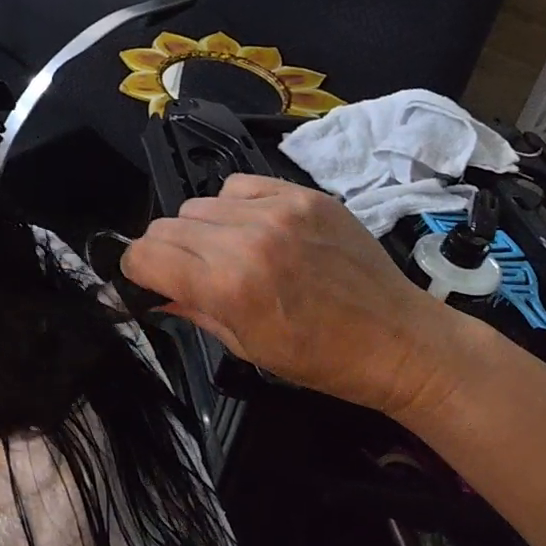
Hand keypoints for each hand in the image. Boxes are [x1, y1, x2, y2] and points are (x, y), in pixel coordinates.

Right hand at [120, 174, 470, 418]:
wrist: (407, 344)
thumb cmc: (325, 360)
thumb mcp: (247, 347)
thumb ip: (190, 309)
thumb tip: (150, 291)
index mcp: (228, 287)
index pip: (143, 255)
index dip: (138, 270)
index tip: (151, 280)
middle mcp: (245, 241)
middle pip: (164, 226)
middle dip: (168, 251)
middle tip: (195, 272)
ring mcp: (275, 213)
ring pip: (197, 204)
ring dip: (203, 229)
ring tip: (234, 251)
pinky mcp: (301, 196)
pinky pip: (237, 185)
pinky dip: (235, 205)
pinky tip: (259, 229)